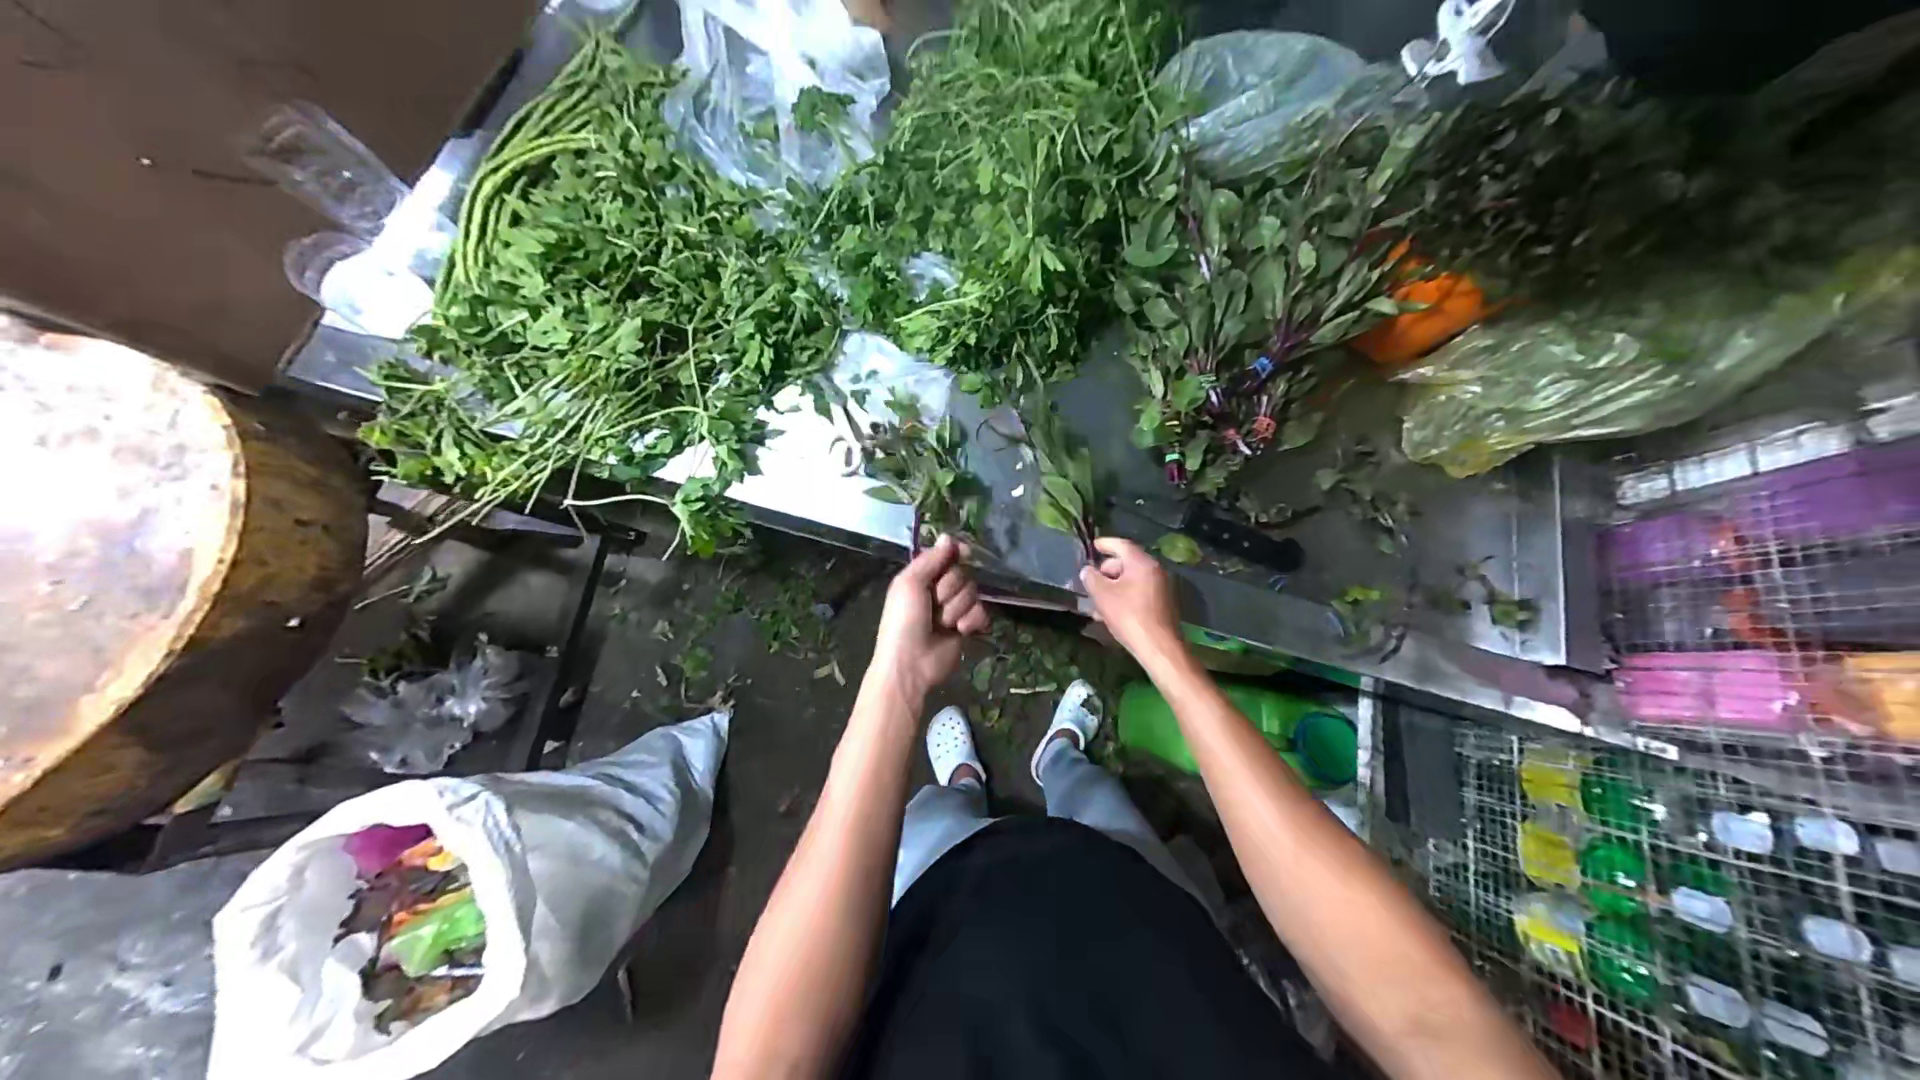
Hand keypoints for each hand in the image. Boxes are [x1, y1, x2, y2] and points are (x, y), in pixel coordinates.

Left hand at [867, 535, 989, 703]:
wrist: (911, 664)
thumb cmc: (903, 621)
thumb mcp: (910, 584)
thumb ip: (931, 560)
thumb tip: (948, 536)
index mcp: (921, 577)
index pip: (946, 556)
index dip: (955, 555)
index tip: (963, 554)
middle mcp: (938, 590)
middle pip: (962, 574)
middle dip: (951, 589)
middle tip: (936, 604)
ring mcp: (953, 609)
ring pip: (973, 593)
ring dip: (959, 607)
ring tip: (944, 623)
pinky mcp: (967, 627)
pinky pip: (982, 613)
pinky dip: (973, 620)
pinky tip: (961, 630)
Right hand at [1080, 536, 1182, 662]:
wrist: (1158, 646)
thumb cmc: (1128, 615)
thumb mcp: (1102, 595)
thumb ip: (1091, 578)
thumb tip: (1088, 570)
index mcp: (1142, 563)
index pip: (1122, 545)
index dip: (1105, 543)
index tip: (1093, 546)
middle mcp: (1155, 570)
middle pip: (1127, 562)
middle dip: (1107, 569)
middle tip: (1092, 578)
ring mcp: (1161, 587)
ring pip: (1132, 579)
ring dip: (1114, 585)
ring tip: (1097, 599)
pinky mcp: (1162, 603)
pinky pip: (1139, 591)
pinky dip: (1124, 594)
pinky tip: (1111, 610)